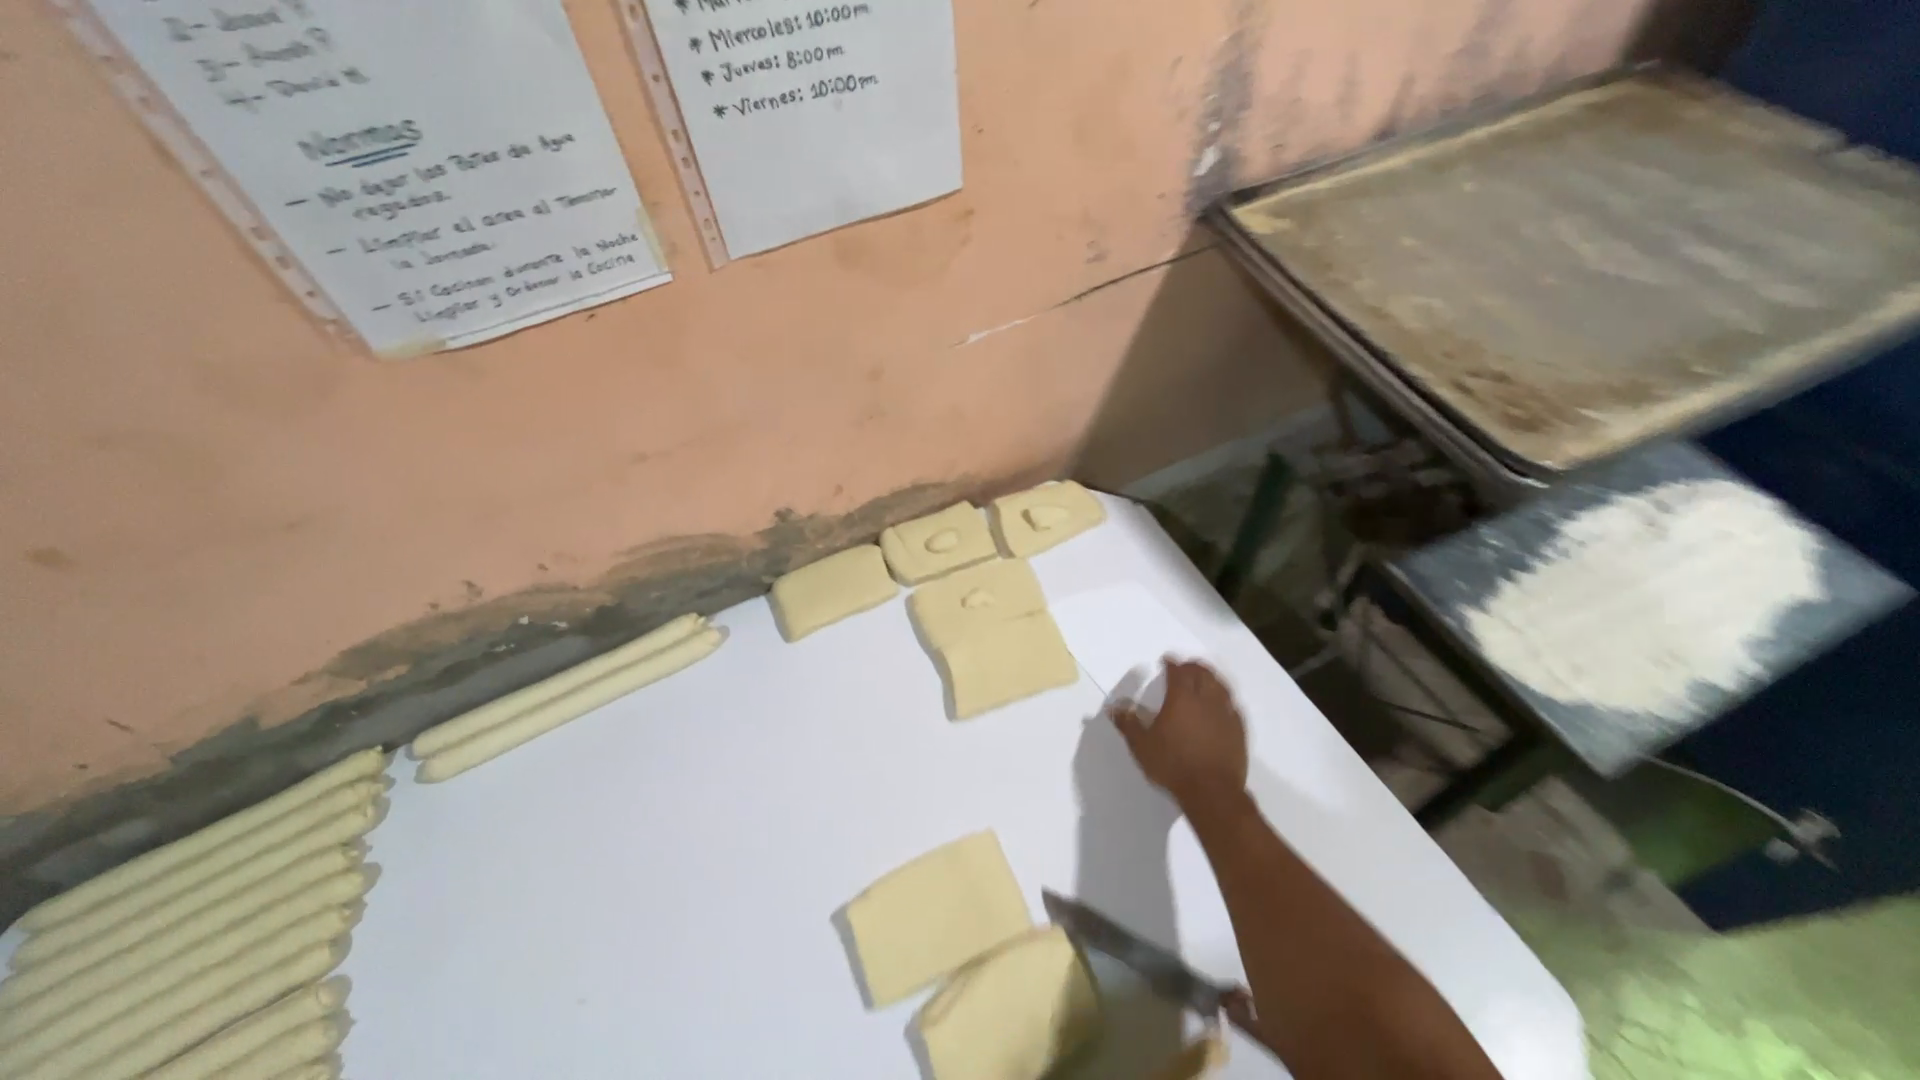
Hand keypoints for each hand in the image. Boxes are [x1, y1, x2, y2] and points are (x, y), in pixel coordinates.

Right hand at [1108, 660, 1247, 808]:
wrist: (1212, 791)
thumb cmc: (1172, 765)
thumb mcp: (1141, 746)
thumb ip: (1128, 724)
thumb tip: (1114, 707)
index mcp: (1181, 698)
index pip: (1178, 672)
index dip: (1172, 663)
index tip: (1166, 660)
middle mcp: (1206, 700)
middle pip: (1202, 673)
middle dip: (1193, 666)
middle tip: (1186, 666)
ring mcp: (1226, 714)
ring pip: (1221, 686)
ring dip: (1212, 677)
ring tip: (1205, 677)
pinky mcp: (1239, 730)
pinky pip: (1232, 704)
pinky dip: (1225, 697)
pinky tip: (1222, 703)